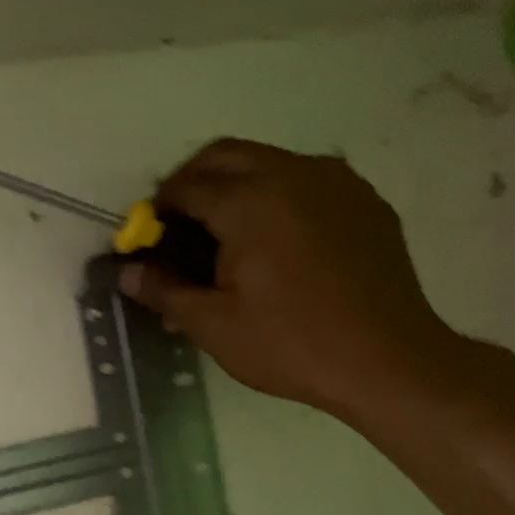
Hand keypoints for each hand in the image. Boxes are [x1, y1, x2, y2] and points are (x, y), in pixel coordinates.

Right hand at [119, 139, 465, 414]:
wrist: (386, 359)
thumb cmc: (288, 344)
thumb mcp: (212, 325)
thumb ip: (164, 290)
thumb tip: (127, 272)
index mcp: (250, 201)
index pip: (185, 186)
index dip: (155, 212)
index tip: (144, 243)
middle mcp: (293, 173)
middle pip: (225, 156)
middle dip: (190, 184)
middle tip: (175, 230)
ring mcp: (336, 182)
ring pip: (267, 162)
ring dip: (234, 186)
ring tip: (222, 239)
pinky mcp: (363, 200)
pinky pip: (305, 180)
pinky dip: (275, 197)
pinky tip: (272, 245)